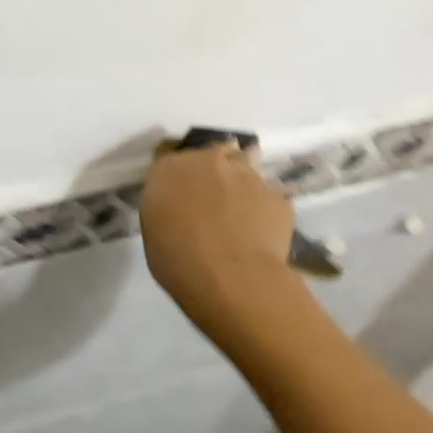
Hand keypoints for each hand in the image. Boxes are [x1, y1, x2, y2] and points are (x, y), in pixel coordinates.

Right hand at [140, 142, 303, 346]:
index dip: (181, 178)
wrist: (230, 278)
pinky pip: (269, 198)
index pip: (172, 161)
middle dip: (217, 171)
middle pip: (215, 155)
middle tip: (215, 200)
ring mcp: (248, 175)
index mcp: (169, 170)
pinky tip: (261, 233)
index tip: (184, 195)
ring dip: (243, 185)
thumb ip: (168, 209)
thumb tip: (181, 210)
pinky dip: (265, 209)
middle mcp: (208, 162)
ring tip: (242, 214)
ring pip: (247, 170)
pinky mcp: (278, 196)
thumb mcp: (155, 232)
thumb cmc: (177, 260)